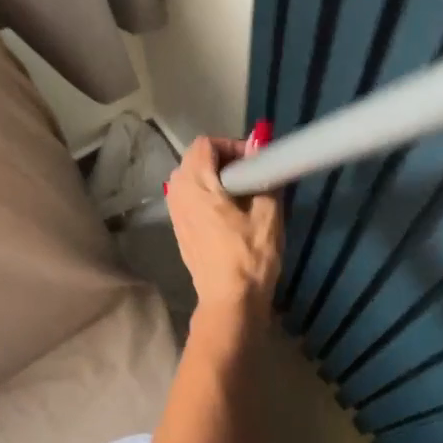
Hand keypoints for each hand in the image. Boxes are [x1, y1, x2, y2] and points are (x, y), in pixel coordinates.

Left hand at [166, 135, 281, 316]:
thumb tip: (260, 141)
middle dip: (224, 160)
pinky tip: (231, 215)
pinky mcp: (179, 229)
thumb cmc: (250, 256)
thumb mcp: (267, 212)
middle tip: (253, 177)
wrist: (230, 301)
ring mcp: (174, 212)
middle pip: (196, 159)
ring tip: (244, 196)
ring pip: (192, 178)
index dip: (232, 145)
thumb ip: (262, 172)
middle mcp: (177, 192)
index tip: (255, 163)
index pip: (206, 143)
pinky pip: (190, 197)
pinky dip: (208, 195)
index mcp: (195, 183)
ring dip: (216, 178)